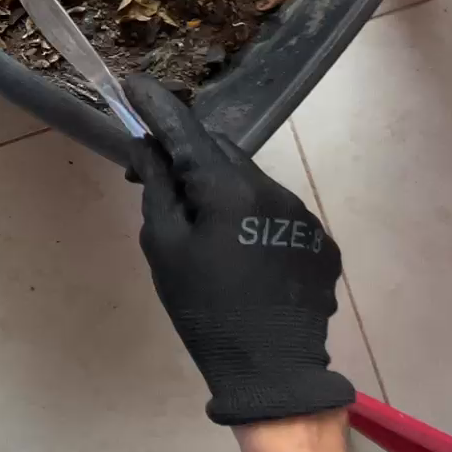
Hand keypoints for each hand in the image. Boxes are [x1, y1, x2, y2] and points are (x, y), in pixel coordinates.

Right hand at [124, 75, 354, 426]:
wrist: (270, 368)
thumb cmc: (200, 303)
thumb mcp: (162, 241)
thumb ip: (157, 186)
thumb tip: (149, 146)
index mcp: (230, 190)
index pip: (187, 133)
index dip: (158, 107)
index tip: (134, 83)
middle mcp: (274, 192)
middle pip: (222, 150)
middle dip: (184, 148)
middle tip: (147, 166)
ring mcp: (303, 218)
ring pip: (247, 178)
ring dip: (214, 180)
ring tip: (188, 209)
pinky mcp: (318, 243)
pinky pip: (270, 208)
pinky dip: (241, 208)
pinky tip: (226, 239)